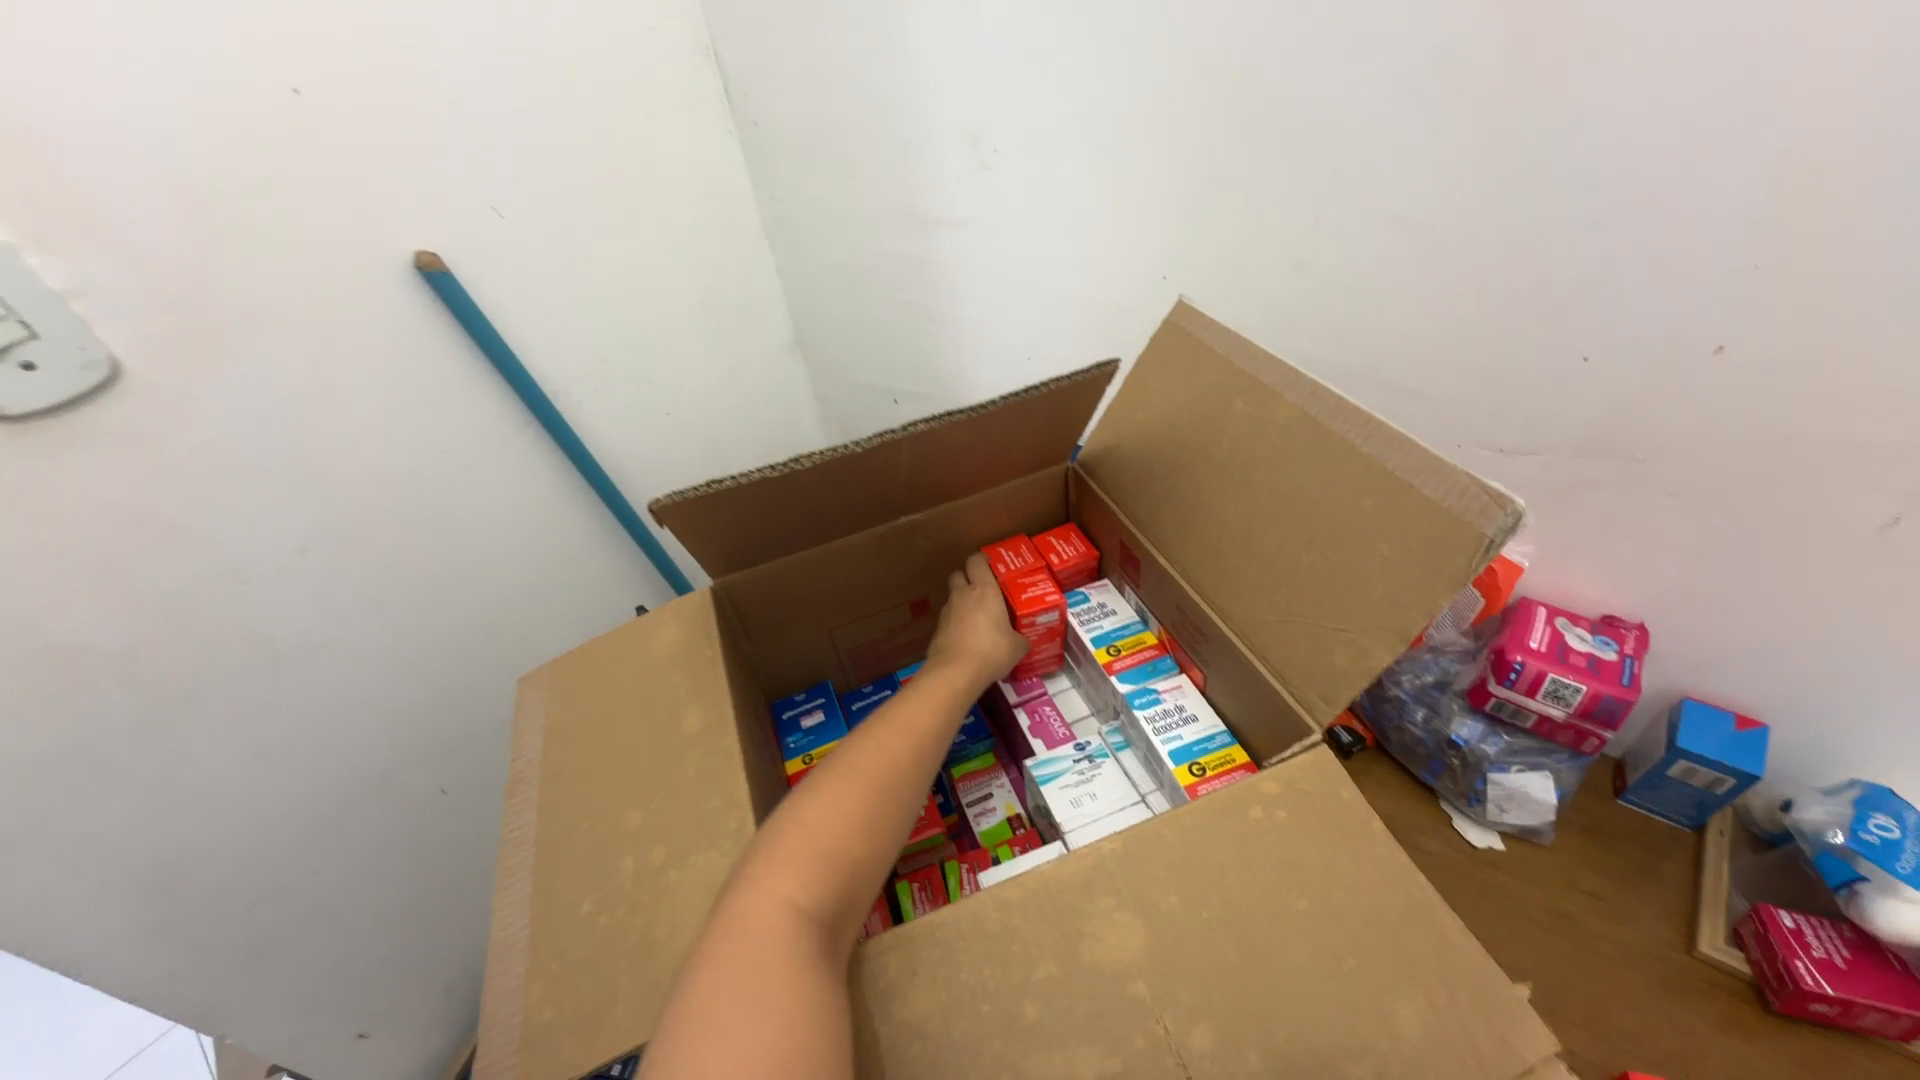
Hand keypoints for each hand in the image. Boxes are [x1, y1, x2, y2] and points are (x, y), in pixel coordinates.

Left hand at [925, 553, 1028, 688]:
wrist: (955, 672)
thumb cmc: (992, 651)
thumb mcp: (1017, 647)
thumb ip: (1020, 639)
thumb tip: (1023, 642)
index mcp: (984, 590)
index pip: (976, 561)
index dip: (981, 560)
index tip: (989, 564)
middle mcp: (962, 595)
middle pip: (958, 574)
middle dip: (967, 578)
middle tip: (982, 591)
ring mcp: (946, 612)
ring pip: (952, 598)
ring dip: (961, 603)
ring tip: (976, 619)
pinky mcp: (937, 630)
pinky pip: (948, 620)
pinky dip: (955, 624)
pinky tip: (967, 640)